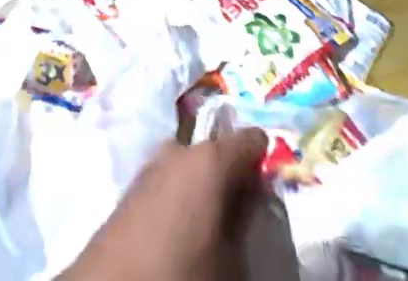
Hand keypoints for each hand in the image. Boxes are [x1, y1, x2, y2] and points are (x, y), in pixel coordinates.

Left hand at [63, 127, 268, 280]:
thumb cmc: (183, 277)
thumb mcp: (233, 262)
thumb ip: (247, 220)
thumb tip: (252, 195)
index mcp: (209, 161)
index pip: (249, 140)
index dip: (265, 159)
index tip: (276, 185)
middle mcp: (177, 151)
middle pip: (216, 151)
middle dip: (233, 174)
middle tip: (250, 210)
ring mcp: (150, 166)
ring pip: (189, 165)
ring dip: (205, 186)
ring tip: (220, 223)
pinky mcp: (131, 188)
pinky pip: (169, 180)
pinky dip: (182, 196)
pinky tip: (188, 228)